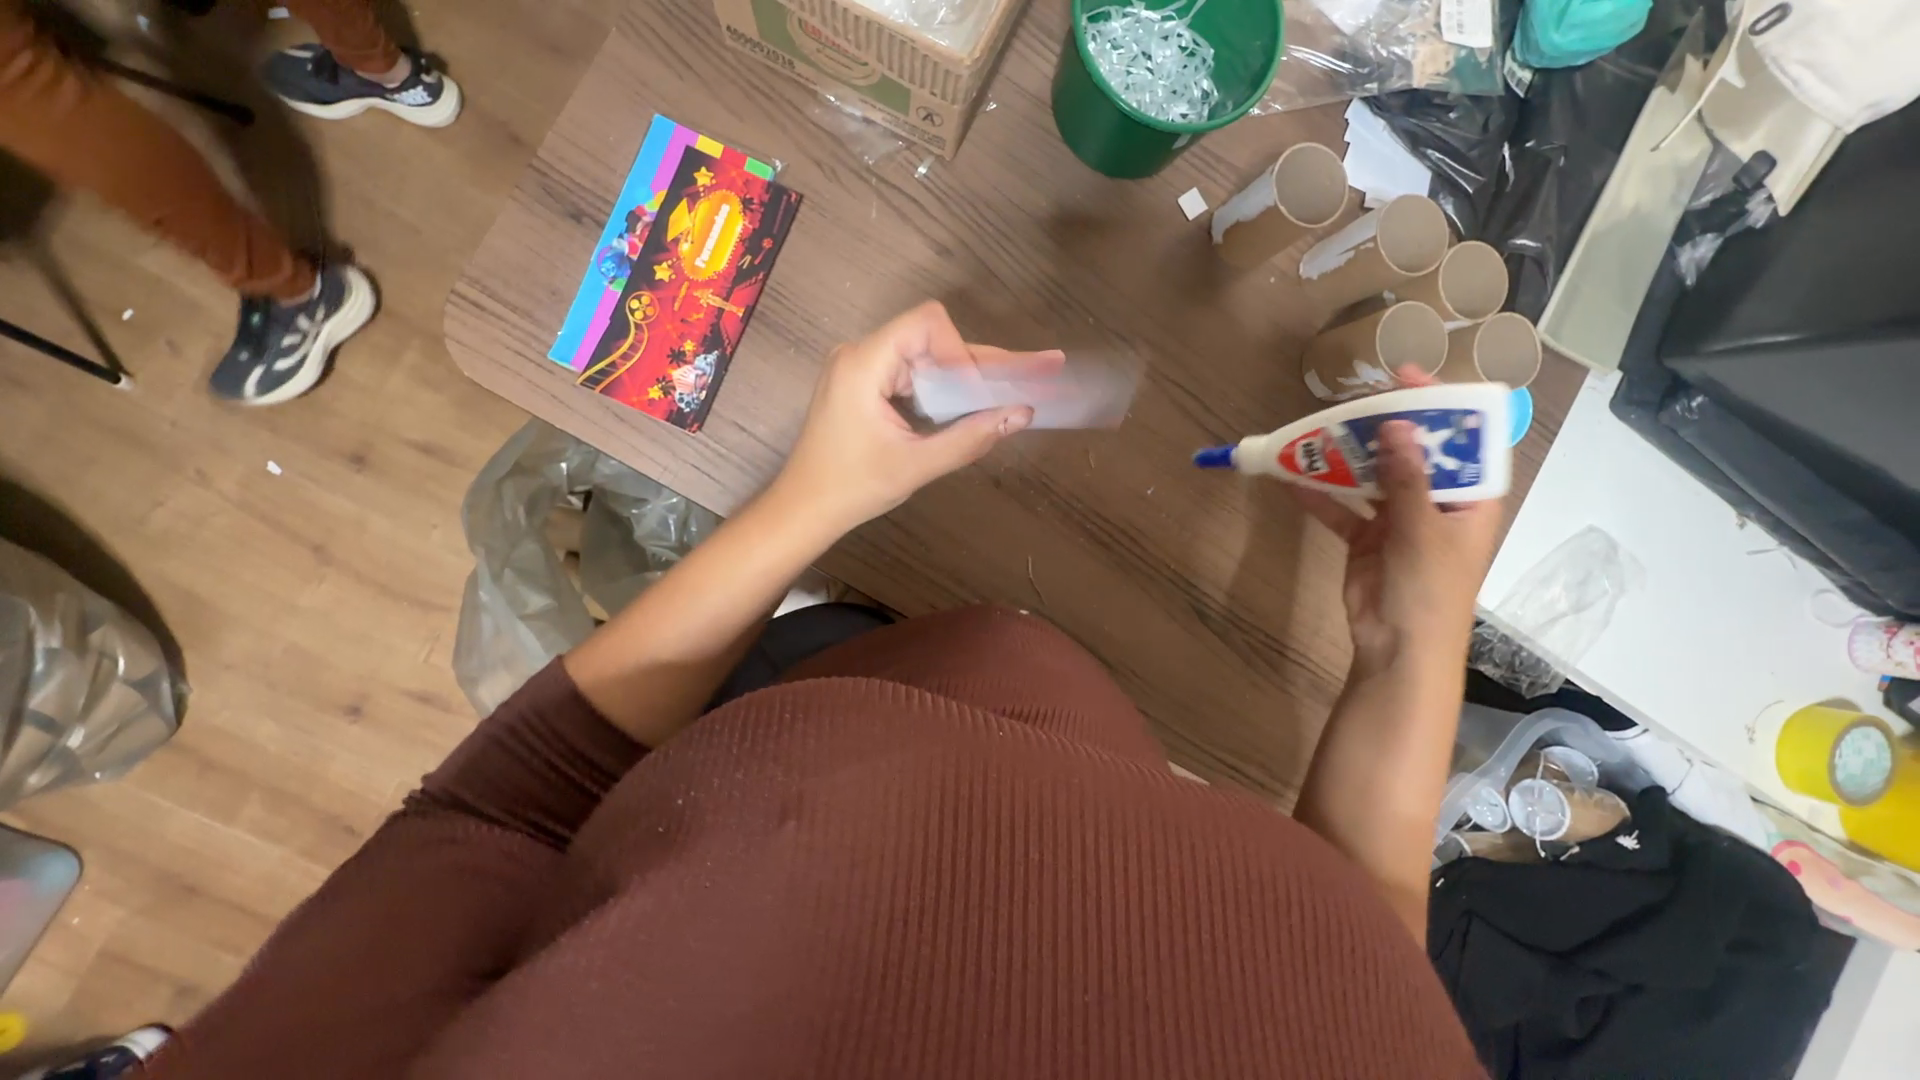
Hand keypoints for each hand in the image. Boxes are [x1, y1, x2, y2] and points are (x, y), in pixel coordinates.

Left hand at [771, 301, 1062, 532]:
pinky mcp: (865, 384)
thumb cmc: (851, 489)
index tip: (981, 394)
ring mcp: (861, 367)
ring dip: (967, 378)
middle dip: (982, 364)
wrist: (804, 509)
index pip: (928, 324)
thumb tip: (1022, 413)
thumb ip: (969, 438)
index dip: (963, 351)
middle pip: (932, 339)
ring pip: (928, 357)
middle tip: (1040, 372)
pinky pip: (914, 375)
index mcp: (864, 363)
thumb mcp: (915, 465)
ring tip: (1016, 390)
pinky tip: (977, 404)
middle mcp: (861, 353)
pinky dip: (945, 390)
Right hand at [1285, 368, 1503, 679]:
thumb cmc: (1429, 590)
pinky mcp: (1366, 538)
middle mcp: (1437, 503)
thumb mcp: (1422, 530)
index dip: (1441, 406)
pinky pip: (1341, 509)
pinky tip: (1291, 479)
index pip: (1463, 440)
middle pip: (1413, 453)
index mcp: (1470, 498)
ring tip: (1318, 431)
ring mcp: (1399, 520)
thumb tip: (1395, 425)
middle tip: (1353, 402)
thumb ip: (1407, 478)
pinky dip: (1319, 496)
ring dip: (1347, 458)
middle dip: (1385, 428)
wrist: (1399, 647)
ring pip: (1373, 478)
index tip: (1406, 379)